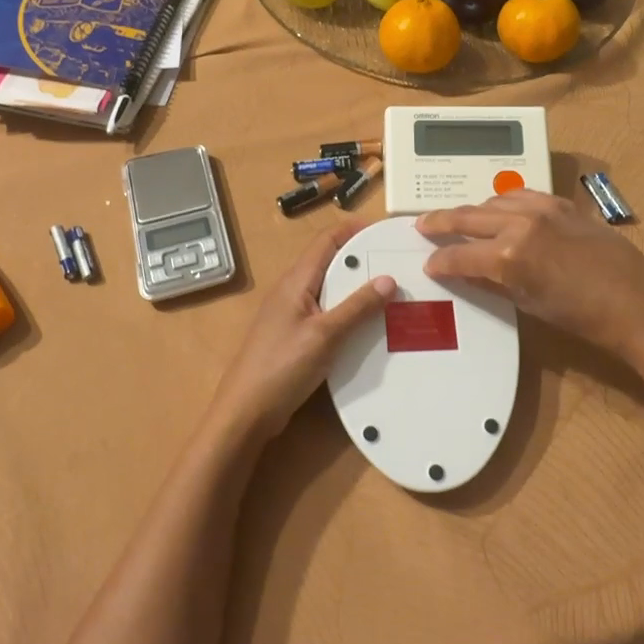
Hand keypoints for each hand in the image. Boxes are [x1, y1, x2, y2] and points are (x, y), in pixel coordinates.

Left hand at [209, 219, 396, 440]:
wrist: (246, 413)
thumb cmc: (282, 367)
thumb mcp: (325, 335)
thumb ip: (356, 307)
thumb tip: (388, 279)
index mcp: (295, 281)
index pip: (325, 241)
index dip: (352, 230)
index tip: (384, 231)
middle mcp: (292, 291)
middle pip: (329, 263)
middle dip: (361, 259)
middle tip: (396, 263)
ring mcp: (291, 315)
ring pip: (329, 289)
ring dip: (356, 287)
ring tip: (390, 291)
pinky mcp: (294, 337)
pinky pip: (326, 312)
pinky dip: (347, 311)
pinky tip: (368, 325)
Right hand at [416, 190, 643, 361]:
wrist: (637, 303)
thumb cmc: (583, 317)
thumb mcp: (530, 305)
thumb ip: (492, 283)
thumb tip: (465, 274)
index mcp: (509, 256)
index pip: (459, 255)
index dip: (439, 260)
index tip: (428, 264)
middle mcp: (521, 224)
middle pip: (468, 217)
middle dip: (441, 222)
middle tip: (422, 225)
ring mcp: (543, 209)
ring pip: (493, 201)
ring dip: (473, 211)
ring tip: (460, 220)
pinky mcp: (562, 204)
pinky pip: (522, 195)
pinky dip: (504, 202)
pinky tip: (500, 210)